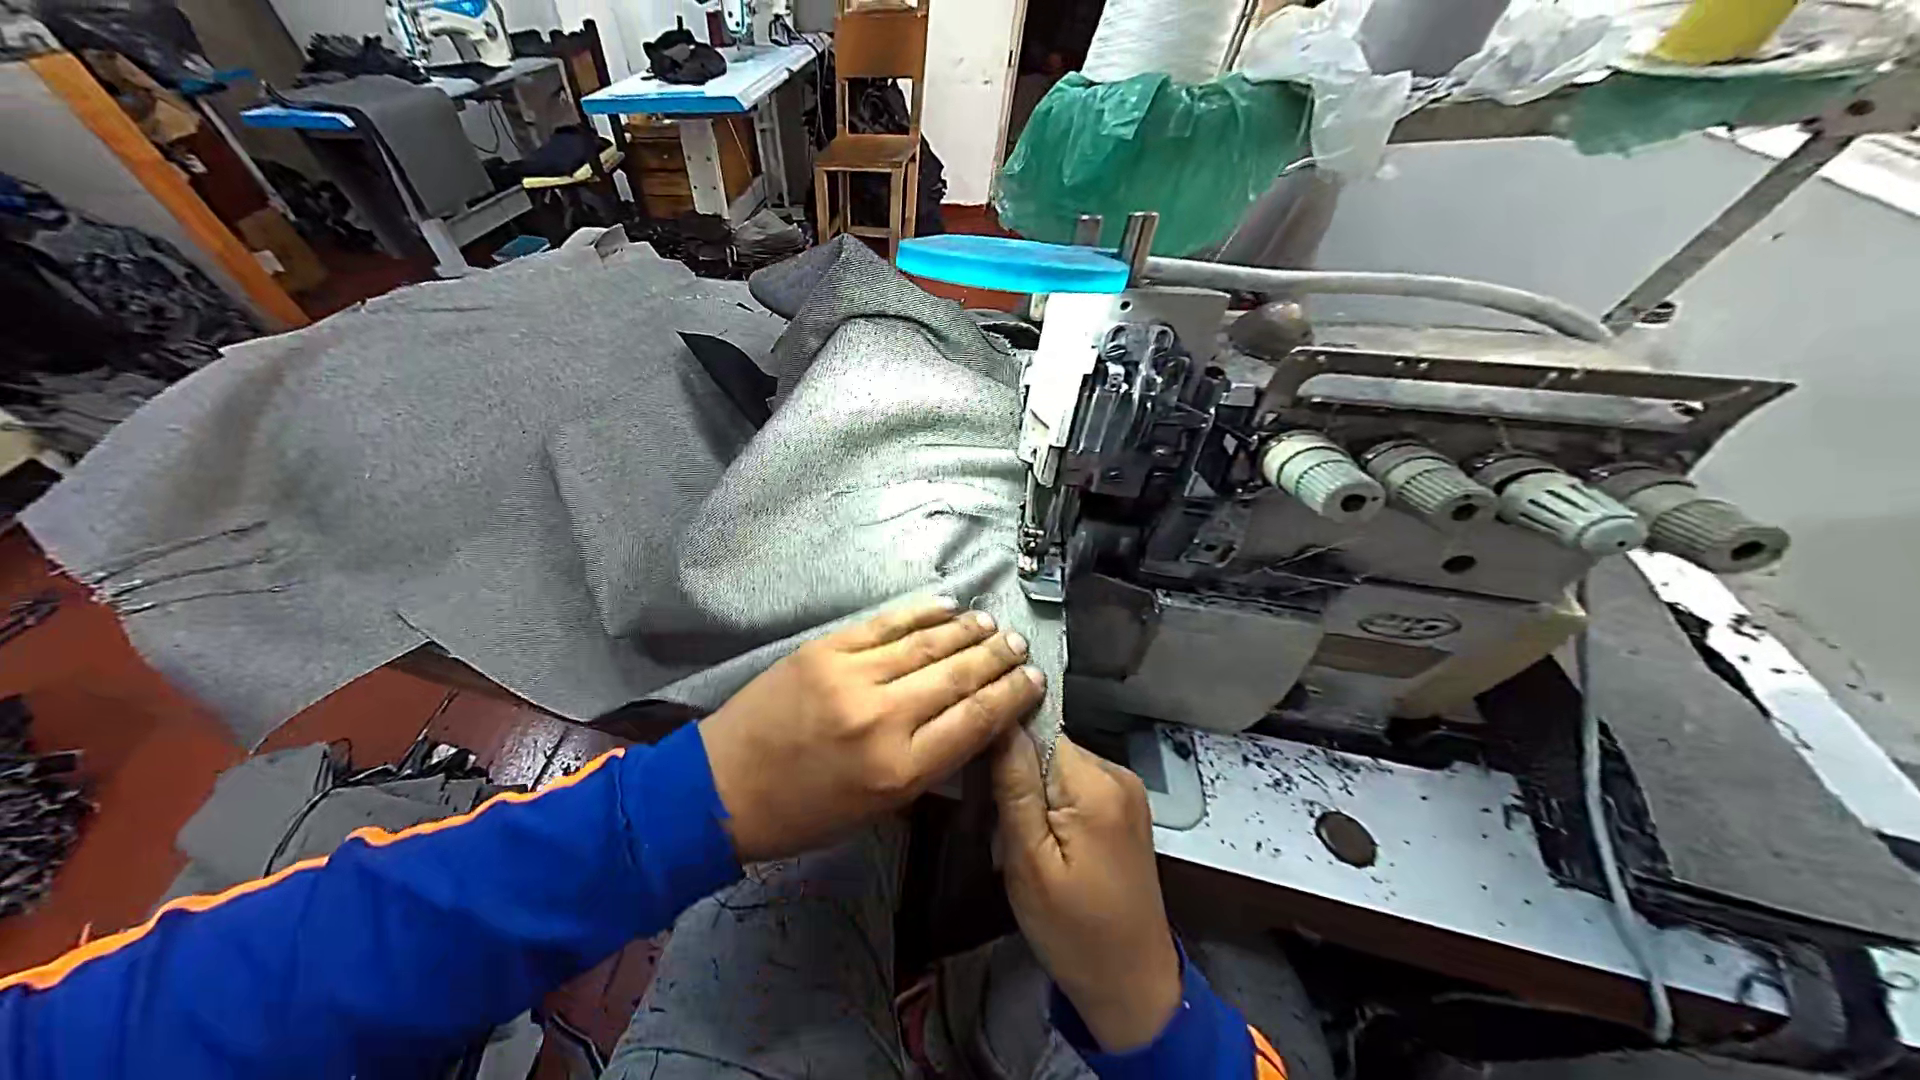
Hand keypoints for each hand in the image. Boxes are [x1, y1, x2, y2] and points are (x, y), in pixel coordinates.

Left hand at [700, 597, 1045, 861]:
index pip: (975, 721)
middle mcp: (882, 718)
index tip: (1033, 680)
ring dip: (968, 631)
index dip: (1012, 696)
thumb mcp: (878, 808)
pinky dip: (921, 612)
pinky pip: (885, 624)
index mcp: (899, 770)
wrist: (723, 787)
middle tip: (1020, 645)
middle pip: (959, 676)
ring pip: (928, 644)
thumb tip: (974, 723)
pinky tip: (947, 605)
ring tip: (993, 624)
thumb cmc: (804, 813)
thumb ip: (930, 765)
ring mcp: (851, 677)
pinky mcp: (824, 650)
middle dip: (998, 658)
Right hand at [993, 731, 1182, 1054]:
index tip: (982, 778)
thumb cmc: (1074, 931)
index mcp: (1095, 784)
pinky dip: (1055, 803)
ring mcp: (1126, 789)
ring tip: (1023, 838)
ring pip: (1059, 764)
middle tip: (1002, 825)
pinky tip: (1049, 842)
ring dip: (1034, 790)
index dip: (1004, 746)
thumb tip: (1002, 722)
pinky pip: (1076, 784)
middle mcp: (1117, 774)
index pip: (1037, 729)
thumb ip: (1014, 786)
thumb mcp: (1028, 862)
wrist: (1133, 985)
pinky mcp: (1126, 807)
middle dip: (1018, 774)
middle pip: (1048, 745)